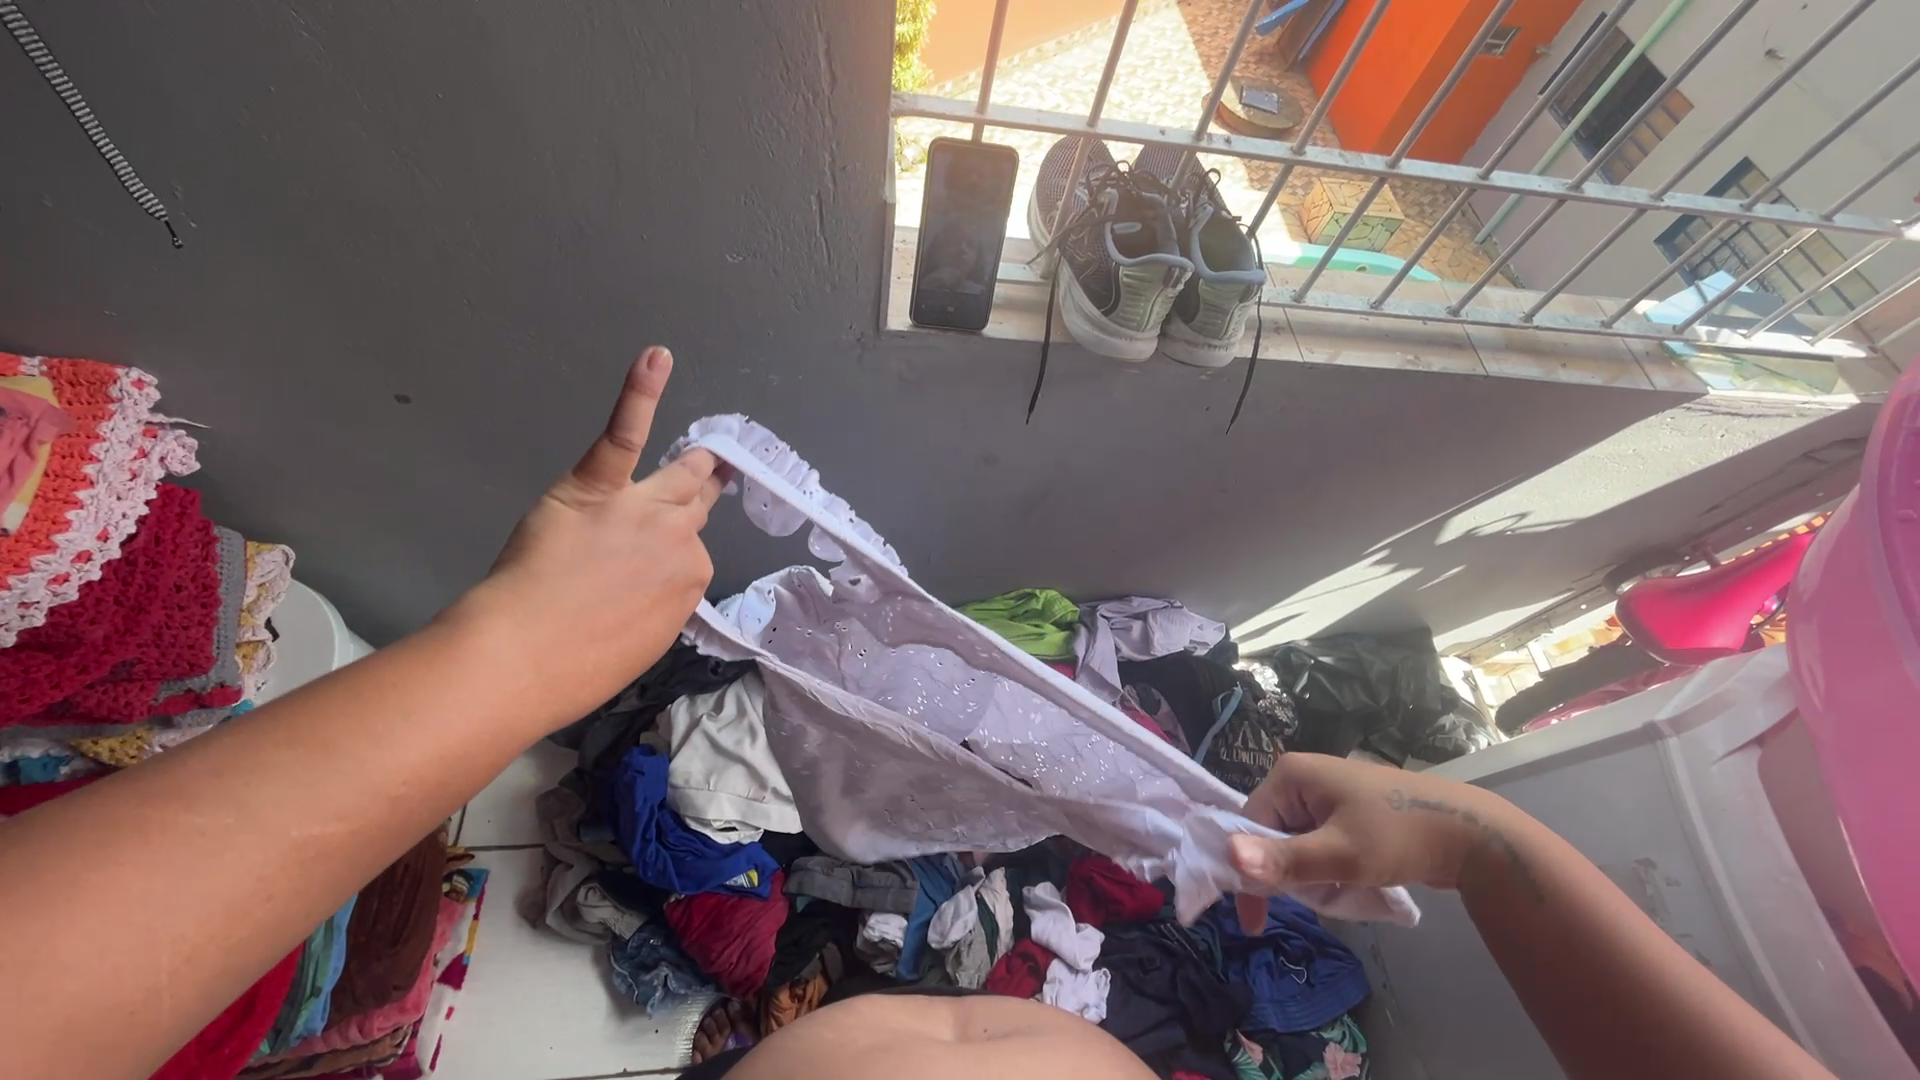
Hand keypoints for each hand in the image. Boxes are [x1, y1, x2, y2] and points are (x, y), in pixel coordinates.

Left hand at [449, 347, 727, 727]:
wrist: (529, 654)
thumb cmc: (578, 665)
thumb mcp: (639, 641)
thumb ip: (652, 603)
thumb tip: (644, 586)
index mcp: (691, 580)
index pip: (690, 554)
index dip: (673, 555)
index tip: (657, 562)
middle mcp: (681, 538)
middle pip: (695, 506)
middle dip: (704, 493)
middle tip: (717, 477)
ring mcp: (644, 508)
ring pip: (680, 475)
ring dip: (694, 463)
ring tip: (709, 448)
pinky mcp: (599, 484)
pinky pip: (626, 432)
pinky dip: (642, 392)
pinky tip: (656, 358)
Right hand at [1230, 752, 1518, 930]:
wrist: (1473, 834)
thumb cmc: (1400, 836)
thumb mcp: (1341, 854)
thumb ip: (1284, 859)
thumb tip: (1228, 856)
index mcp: (1289, 774)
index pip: (1248, 824)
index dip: (1250, 871)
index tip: (1257, 922)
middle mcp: (1301, 775)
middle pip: (1271, 835)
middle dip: (1292, 874)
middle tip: (1326, 897)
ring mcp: (1324, 790)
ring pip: (1295, 843)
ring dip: (1313, 875)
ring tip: (1348, 887)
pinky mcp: (1345, 807)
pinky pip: (1317, 841)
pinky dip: (1329, 866)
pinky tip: (1355, 877)